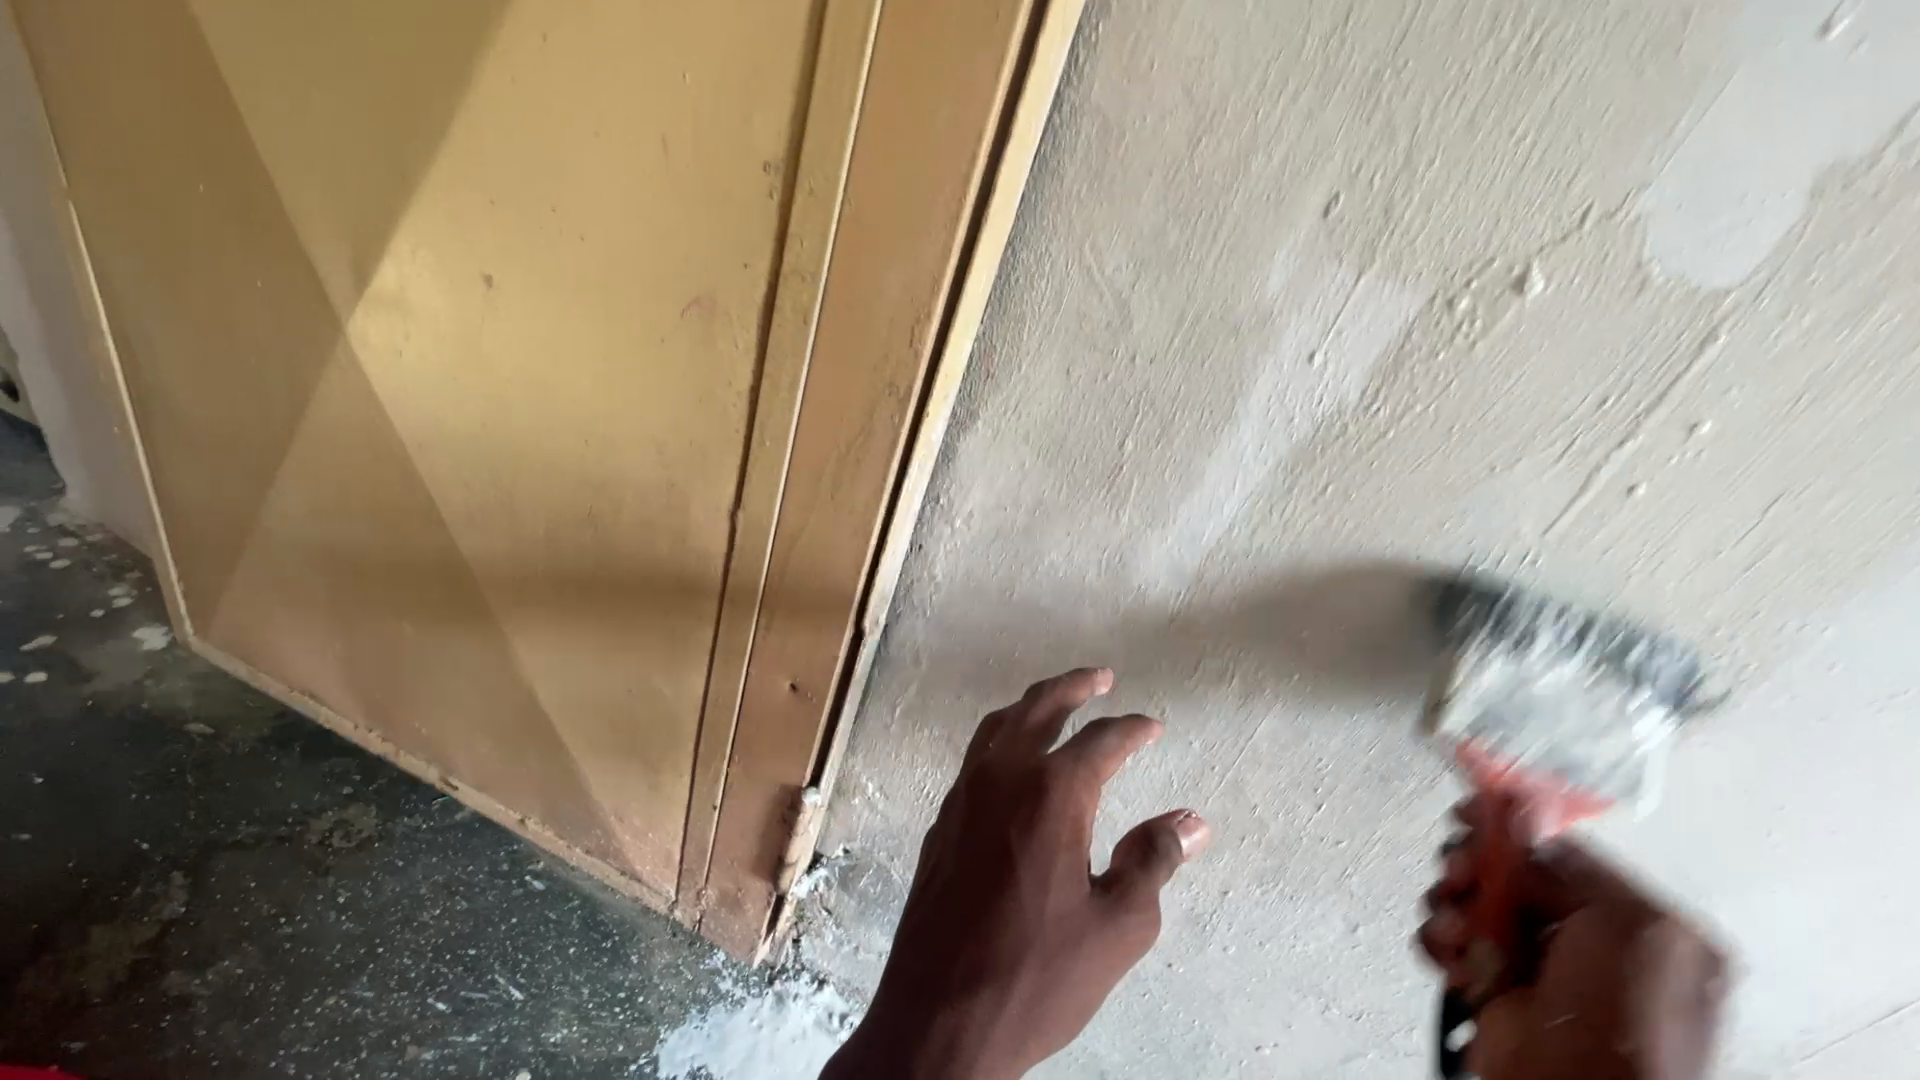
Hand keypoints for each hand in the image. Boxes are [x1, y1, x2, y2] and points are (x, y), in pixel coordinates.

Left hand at [822, 668, 1209, 1079]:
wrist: (938, 1020)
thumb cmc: (1037, 976)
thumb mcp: (1118, 926)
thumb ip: (1153, 861)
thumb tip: (1190, 821)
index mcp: (1051, 795)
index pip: (1101, 742)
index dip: (1131, 729)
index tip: (1152, 726)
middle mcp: (1001, 779)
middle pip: (1037, 708)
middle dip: (1072, 686)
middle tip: (1099, 676)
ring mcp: (962, 798)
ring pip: (996, 727)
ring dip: (1029, 706)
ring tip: (1055, 704)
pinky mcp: (940, 825)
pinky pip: (974, 760)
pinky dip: (1001, 740)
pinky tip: (1014, 762)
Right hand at [1418, 796, 1729, 1079]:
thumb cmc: (1624, 1024)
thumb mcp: (1628, 927)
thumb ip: (1574, 864)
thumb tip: (1521, 813)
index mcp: (1635, 921)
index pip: (1559, 850)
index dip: (1510, 827)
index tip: (1470, 813)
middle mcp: (1584, 937)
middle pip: (1505, 869)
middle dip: (1473, 867)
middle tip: (1462, 876)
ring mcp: (1534, 960)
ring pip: (1468, 899)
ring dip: (1451, 907)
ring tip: (1460, 931)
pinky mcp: (1489, 981)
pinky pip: (1447, 938)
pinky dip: (1441, 942)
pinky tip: (1456, 959)